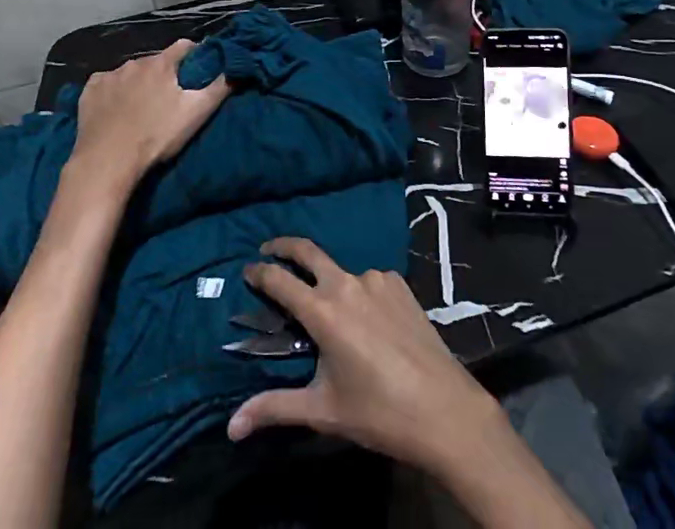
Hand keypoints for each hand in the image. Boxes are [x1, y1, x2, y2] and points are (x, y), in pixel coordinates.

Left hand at [62, 39, 228, 203]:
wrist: (108, 160)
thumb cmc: (157, 135)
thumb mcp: (197, 112)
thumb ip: (220, 87)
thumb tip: (237, 68)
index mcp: (161, 64)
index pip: (185, 46)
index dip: (195, 55)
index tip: (199, 71)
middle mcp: (134, 62)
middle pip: (157, 61)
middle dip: (166, 73)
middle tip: (171, 96)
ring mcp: (108, 76)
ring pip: (132, 72)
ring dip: (140, 81)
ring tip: (143, 105)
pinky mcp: (89, 91)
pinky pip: (107, 83)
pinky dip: (115, 90)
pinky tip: (117, 108)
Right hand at [226, 238, 501, 476]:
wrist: (443, 407)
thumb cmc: (378, 411)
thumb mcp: (322, 410)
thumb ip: (274, 408)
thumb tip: (231, 427)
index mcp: (324, 311)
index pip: (280, 280)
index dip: (259, 272)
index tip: (247, 270)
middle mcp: (349, 285)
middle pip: (310, 252)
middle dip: (285, 247)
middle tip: (269, 250)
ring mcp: (379, 281)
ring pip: (343, 273)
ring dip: (328, 282)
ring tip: (326, 309)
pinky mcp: (402, 286)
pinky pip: (370, 282)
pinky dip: (358, 292)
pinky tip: (364, 318)